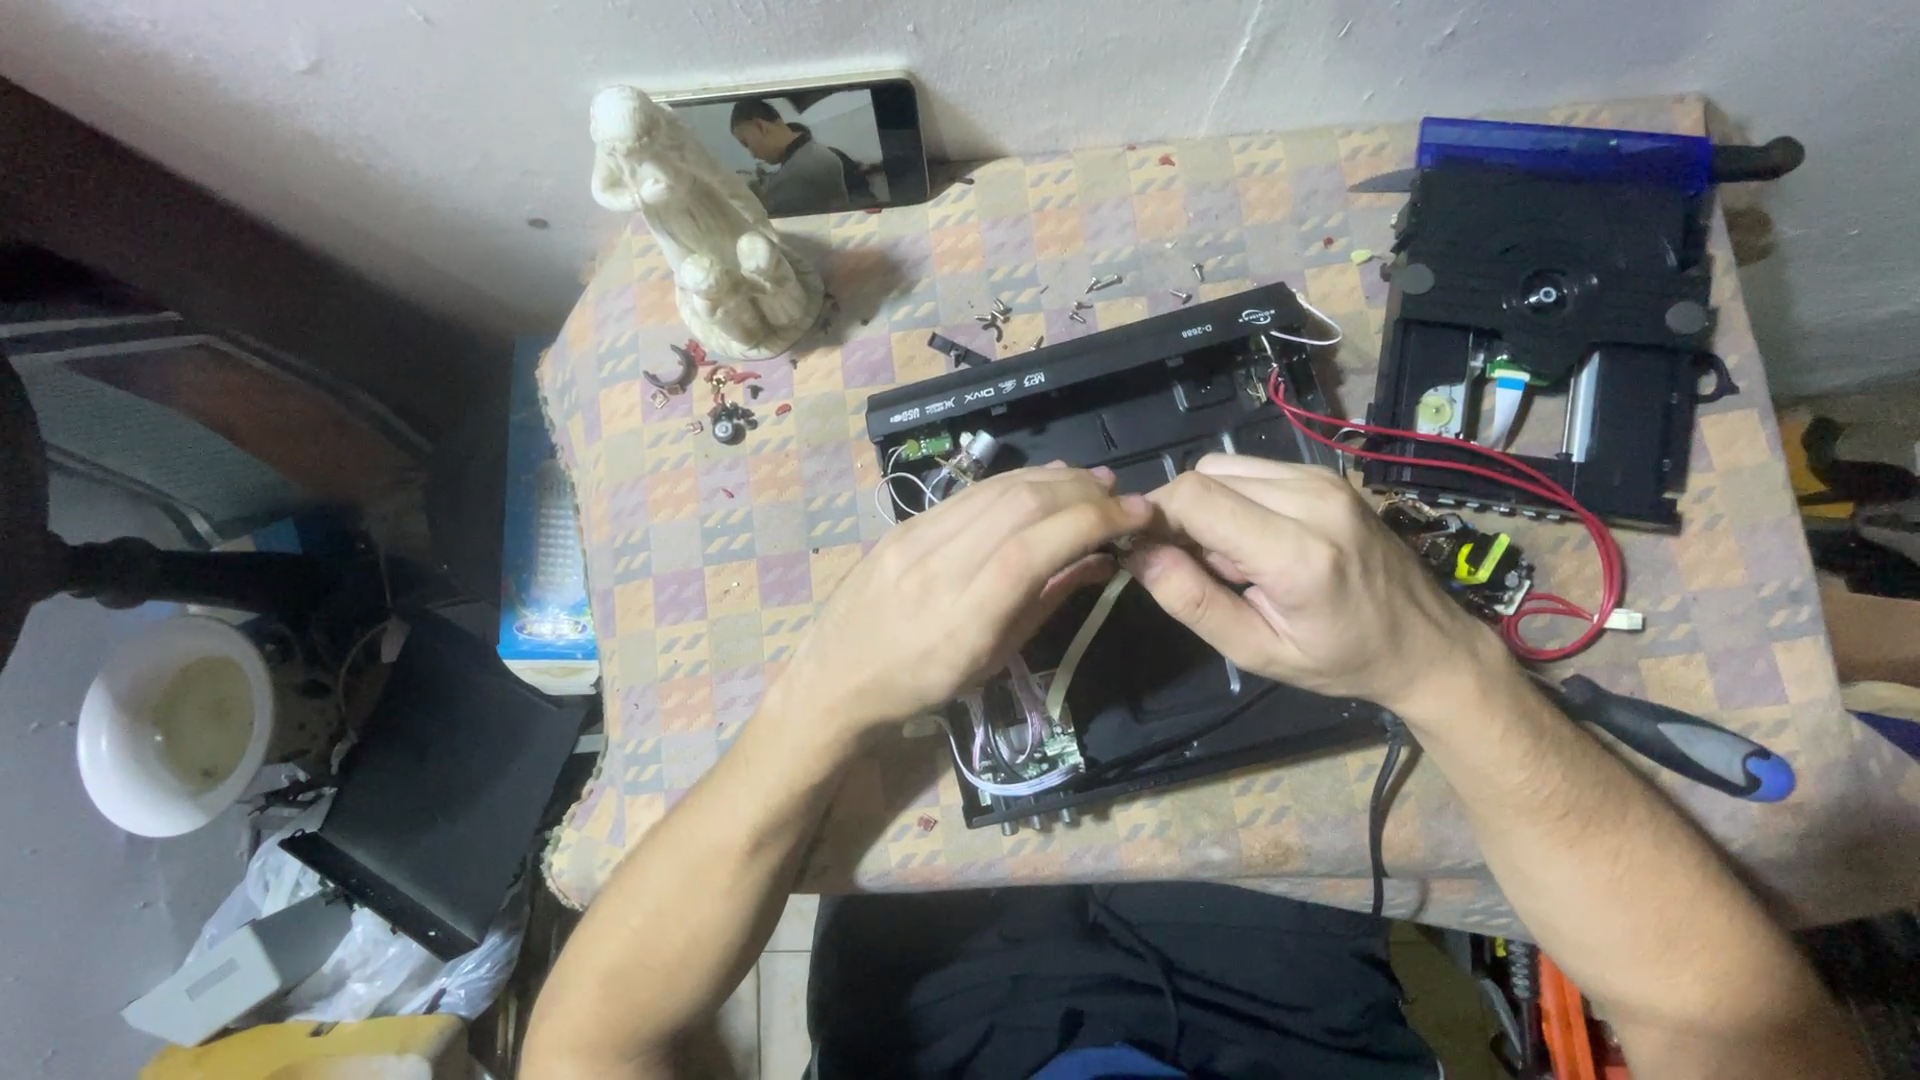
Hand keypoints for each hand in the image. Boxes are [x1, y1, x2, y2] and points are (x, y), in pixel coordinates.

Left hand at [771, 465, 1150, 740]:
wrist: (838, 676)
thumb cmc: (922, 685)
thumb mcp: (993, 660)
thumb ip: (1047, 604)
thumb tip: (1100, 560)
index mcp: (965, 619)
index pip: (1036, 549)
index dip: (1093, 521)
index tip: (1137, 514)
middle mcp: (938, 569)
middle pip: (1019, 507)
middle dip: (1081, 492)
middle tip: (1120, 494)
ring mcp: (915, 541)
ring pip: (995, 491)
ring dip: (1052, 479)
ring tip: (1091, 482)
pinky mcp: (903, 525)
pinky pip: (969, 494)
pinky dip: (1014, 482)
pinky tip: (1042, 483)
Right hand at [1126, 454, 1511, 718]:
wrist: (1427, 642)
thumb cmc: (1341, 660)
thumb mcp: (1258, 652)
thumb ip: (1194, 602)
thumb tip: (1139, 555)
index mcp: (1297, 553)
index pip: (1195, 497)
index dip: (1156, 519)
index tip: (1147, 555)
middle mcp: (1312, 500)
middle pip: (1202, 477)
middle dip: (1176, 516)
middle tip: (1187, 565)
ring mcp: (1323, 481)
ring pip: (1221, 468)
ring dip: (1203, 506)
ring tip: (1225, 556)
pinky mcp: (1325, 476)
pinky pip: (1249, 470)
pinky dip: (1231, 498)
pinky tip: (1249, 538)